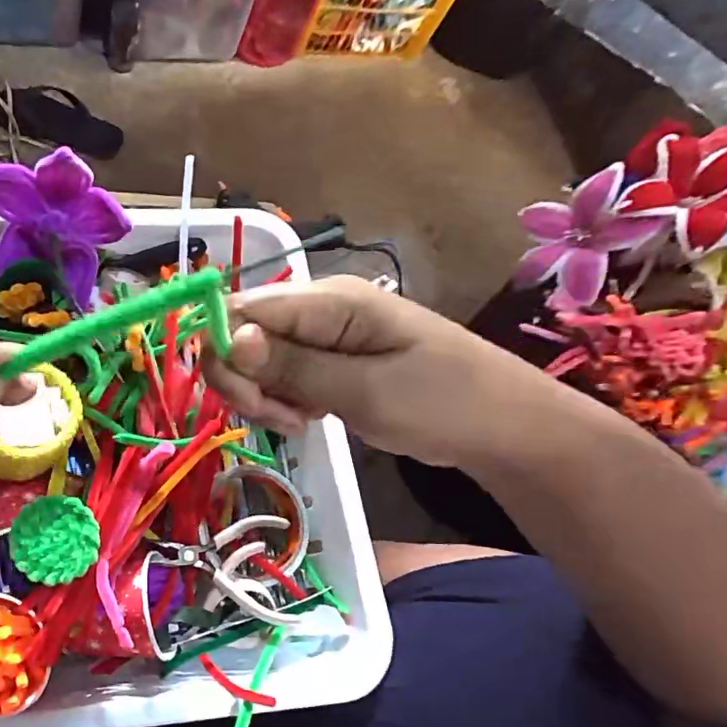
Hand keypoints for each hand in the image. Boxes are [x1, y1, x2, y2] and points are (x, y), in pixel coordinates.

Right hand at [205, 275, 567, 465]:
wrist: (500, 426)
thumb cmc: (442, 403)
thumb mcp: (365, 390)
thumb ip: (293, 366)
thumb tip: (227, 339)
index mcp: (330, 301)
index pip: (243, 309)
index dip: (227, 353)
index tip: (251, 402)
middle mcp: (321, 308)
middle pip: (245, 334)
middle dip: (247, 381)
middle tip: (282, 420)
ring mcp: (326, 334)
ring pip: (260, 359)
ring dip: (266, 396)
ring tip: (302, 422)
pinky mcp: (332, 360)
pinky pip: (285, 375)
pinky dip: (285, 401)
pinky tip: (309, 419)